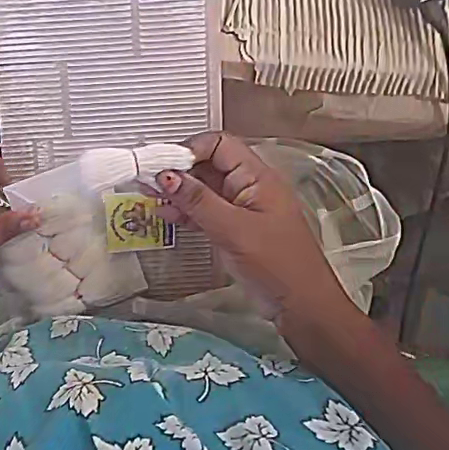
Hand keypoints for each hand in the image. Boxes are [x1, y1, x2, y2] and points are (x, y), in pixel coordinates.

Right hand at [151, 132, 346, 312]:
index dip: (188, 150)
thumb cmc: (277, 265)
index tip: (161, 167)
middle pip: (208, 165)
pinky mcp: (235, 229)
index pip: (218, 144)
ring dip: (178, 193)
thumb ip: (198, 201)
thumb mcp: (233, 229)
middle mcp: (249, 187)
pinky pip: (206, 211)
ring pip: (204, 189)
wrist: (301, 304)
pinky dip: (186, 212)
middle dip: (177, 171)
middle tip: (147, 183)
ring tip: (150, 199)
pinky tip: (167, 216)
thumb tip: (167, 175)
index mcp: (257, 177)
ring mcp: (242, 208)